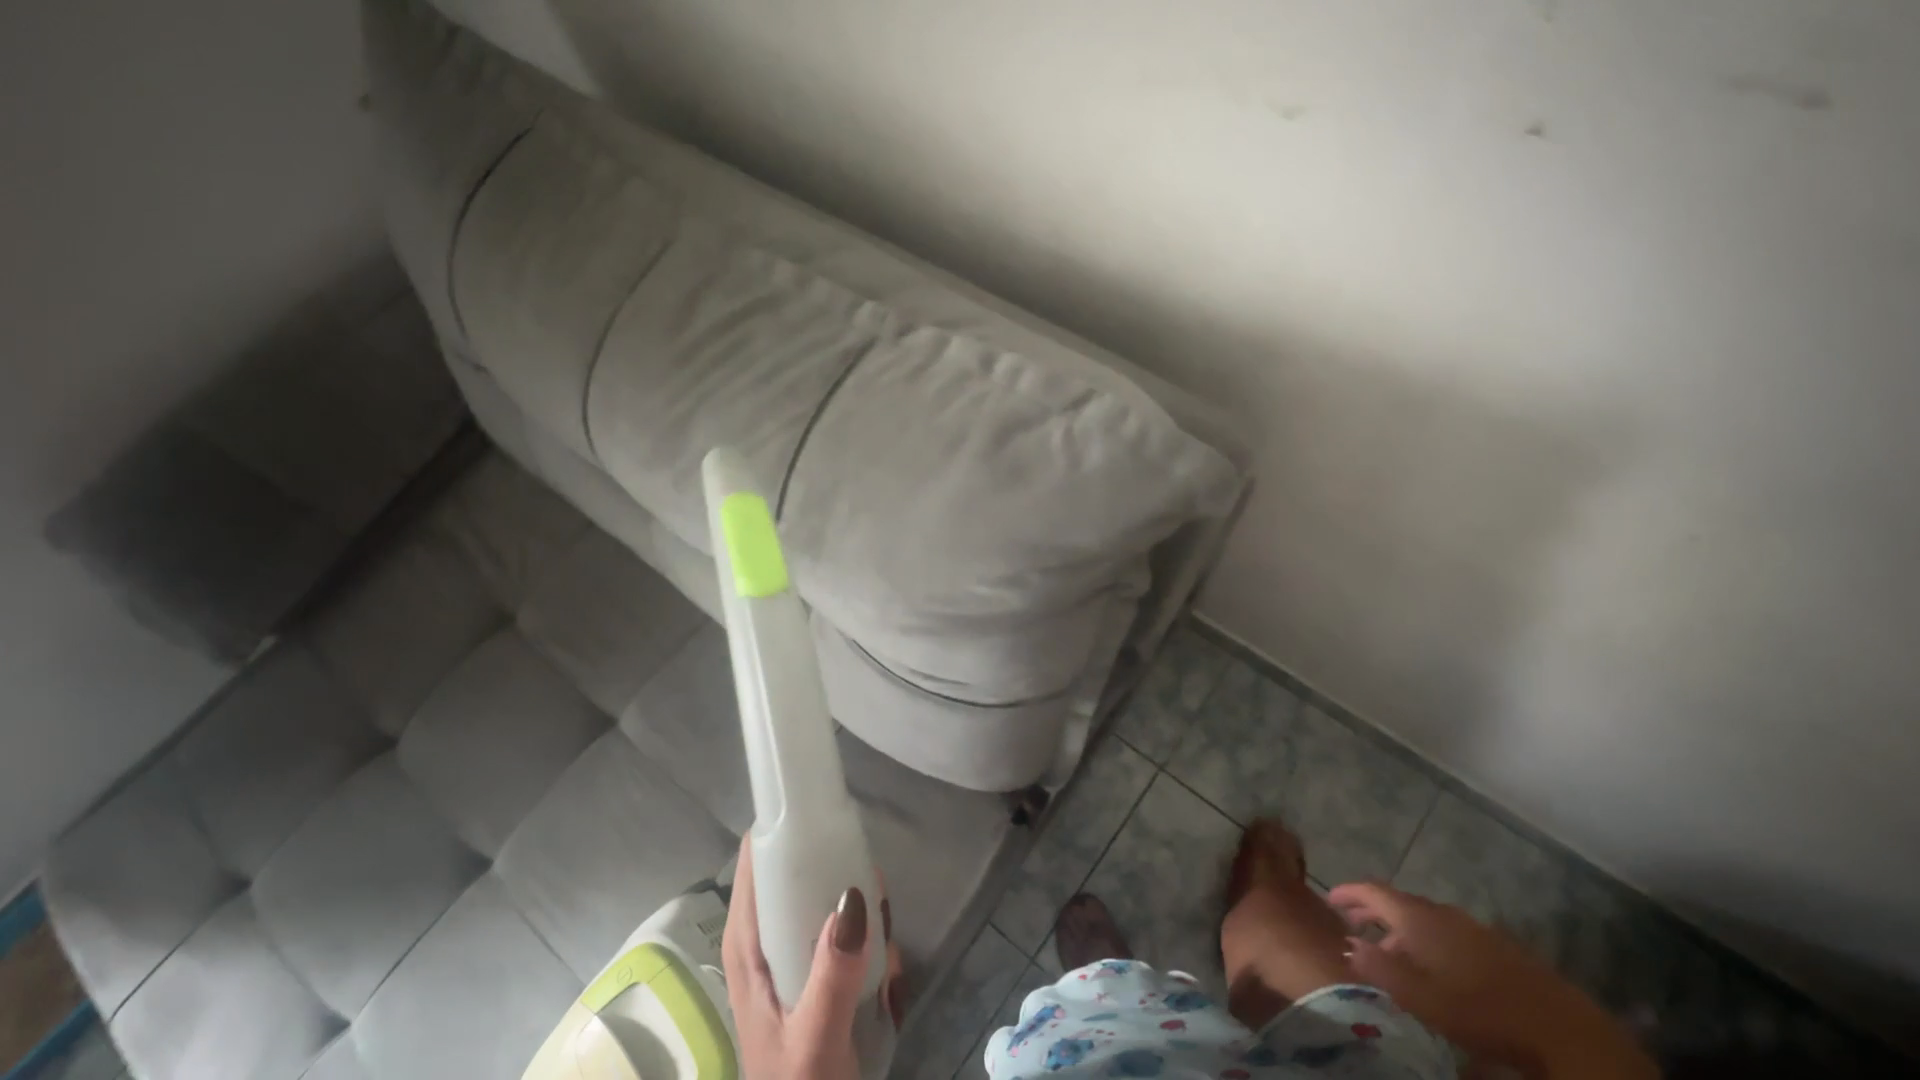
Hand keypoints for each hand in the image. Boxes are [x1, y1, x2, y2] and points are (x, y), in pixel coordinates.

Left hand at [722, 838, 904, 1079]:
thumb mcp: (816, 1036)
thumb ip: (834, 974)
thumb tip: (851, 897)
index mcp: (748, 947)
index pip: (756, 863)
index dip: (784, 828)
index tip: (825, 807)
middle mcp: (768, 943)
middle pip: (802, 879)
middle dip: (845, 883)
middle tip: (878, 903)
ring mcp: (796, 961)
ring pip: (833, 908)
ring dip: (868, 926)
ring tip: (888, 963)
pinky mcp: (821, 979)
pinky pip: (853, 942)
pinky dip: (877, 956)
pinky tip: (890, 988)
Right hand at [1327, 883, 1655, 1079]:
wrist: (1559, 1028)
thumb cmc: (1480, 1010)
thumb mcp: (1420, 997)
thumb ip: (1379, 968)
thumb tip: (1347, 944)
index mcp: (1420, 919)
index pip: (1374, 891)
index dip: (1349, 892)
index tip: (1327, 899)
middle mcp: (1444, 914)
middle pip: (1399, 902)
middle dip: (1372, 912)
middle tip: (1350, 927)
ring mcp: (1473, 928)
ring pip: (1425, 919)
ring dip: (1400, 930)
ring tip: (1387, 953)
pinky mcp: (1496, 946)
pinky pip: (1447, 932)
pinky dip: (1426, 940)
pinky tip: (1431, 968)